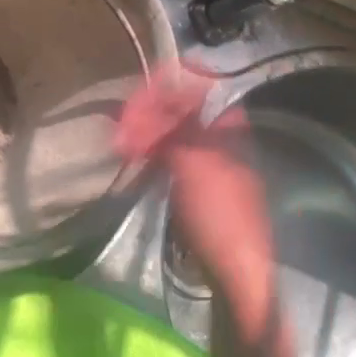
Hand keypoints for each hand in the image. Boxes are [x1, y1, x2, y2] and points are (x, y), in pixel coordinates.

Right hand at [116, 65, 283, 348]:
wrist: (235, 272)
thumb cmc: (219, 214)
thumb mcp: (193, 163)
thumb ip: (172, 128)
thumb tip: (150, 103)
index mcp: (232, 127)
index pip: (201, 86)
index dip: (169, 85)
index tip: (137, 95)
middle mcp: (223, 139)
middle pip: (183, 109)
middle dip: (150, 111)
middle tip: (120, 127)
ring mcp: (210, 163)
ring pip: (173, 134)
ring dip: (146, 133)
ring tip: (120, 144)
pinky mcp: (197, 186)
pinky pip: (170, 157)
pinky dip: (150, 154)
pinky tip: (132, 160)